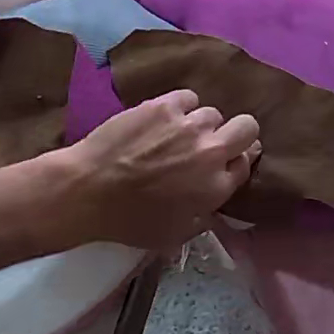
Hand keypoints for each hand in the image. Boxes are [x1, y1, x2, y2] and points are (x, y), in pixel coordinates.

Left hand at [40, 90, 260, 252]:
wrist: (86, 190)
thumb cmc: (128, 220)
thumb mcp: (173, 235)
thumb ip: (204, 219)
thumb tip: (215, 205)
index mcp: (216, 187)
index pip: (246, 163)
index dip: (235, 162)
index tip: (222, 164)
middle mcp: (211, 152)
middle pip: (248, 128)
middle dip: (237, 134)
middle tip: (214, 142)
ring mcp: (189, 125)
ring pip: (213, 113)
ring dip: (200, 124)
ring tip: (176, 134)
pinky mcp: (165, 105)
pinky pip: (188, 98)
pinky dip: (181, 107)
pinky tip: (164, 119)